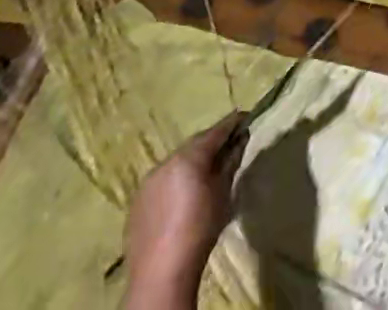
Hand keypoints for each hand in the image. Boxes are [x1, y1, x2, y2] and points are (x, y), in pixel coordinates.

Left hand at [123, 112, 245, 307]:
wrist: (162, 269)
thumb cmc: (202, 224)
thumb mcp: (225, 188)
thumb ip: (232, 159)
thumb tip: (240, 138)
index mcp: (188, 158)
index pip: (216, 131)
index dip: (234, 122)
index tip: (249, 117)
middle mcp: (164, 164)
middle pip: (195, 143)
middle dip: (214, 140)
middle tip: (233, 142)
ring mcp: (147, 182)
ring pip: (178, 160)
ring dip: (196, 157)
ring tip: (213, 165)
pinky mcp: (138, 200)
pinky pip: (165, 177)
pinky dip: (180, 174)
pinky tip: (189, 188)